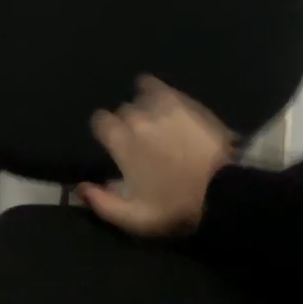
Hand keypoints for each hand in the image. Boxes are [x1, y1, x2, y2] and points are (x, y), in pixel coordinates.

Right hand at [78, 76, 233, 235]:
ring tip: (157, 125)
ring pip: (140, 97)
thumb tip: (80, 187)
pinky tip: (162, 102)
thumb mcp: (136, 218)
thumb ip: (103, 203)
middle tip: (143, 143)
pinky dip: (154, 91)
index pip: (99, 121)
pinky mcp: (180, 98)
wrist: (222, 188)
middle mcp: (135, 116)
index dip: (106, 132)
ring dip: (144, 109)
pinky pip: (156, 85)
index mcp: (121, 141)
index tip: (115, 145)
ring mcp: (158, 104)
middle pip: (122, 111)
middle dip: (128, 124)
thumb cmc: (176, 205)